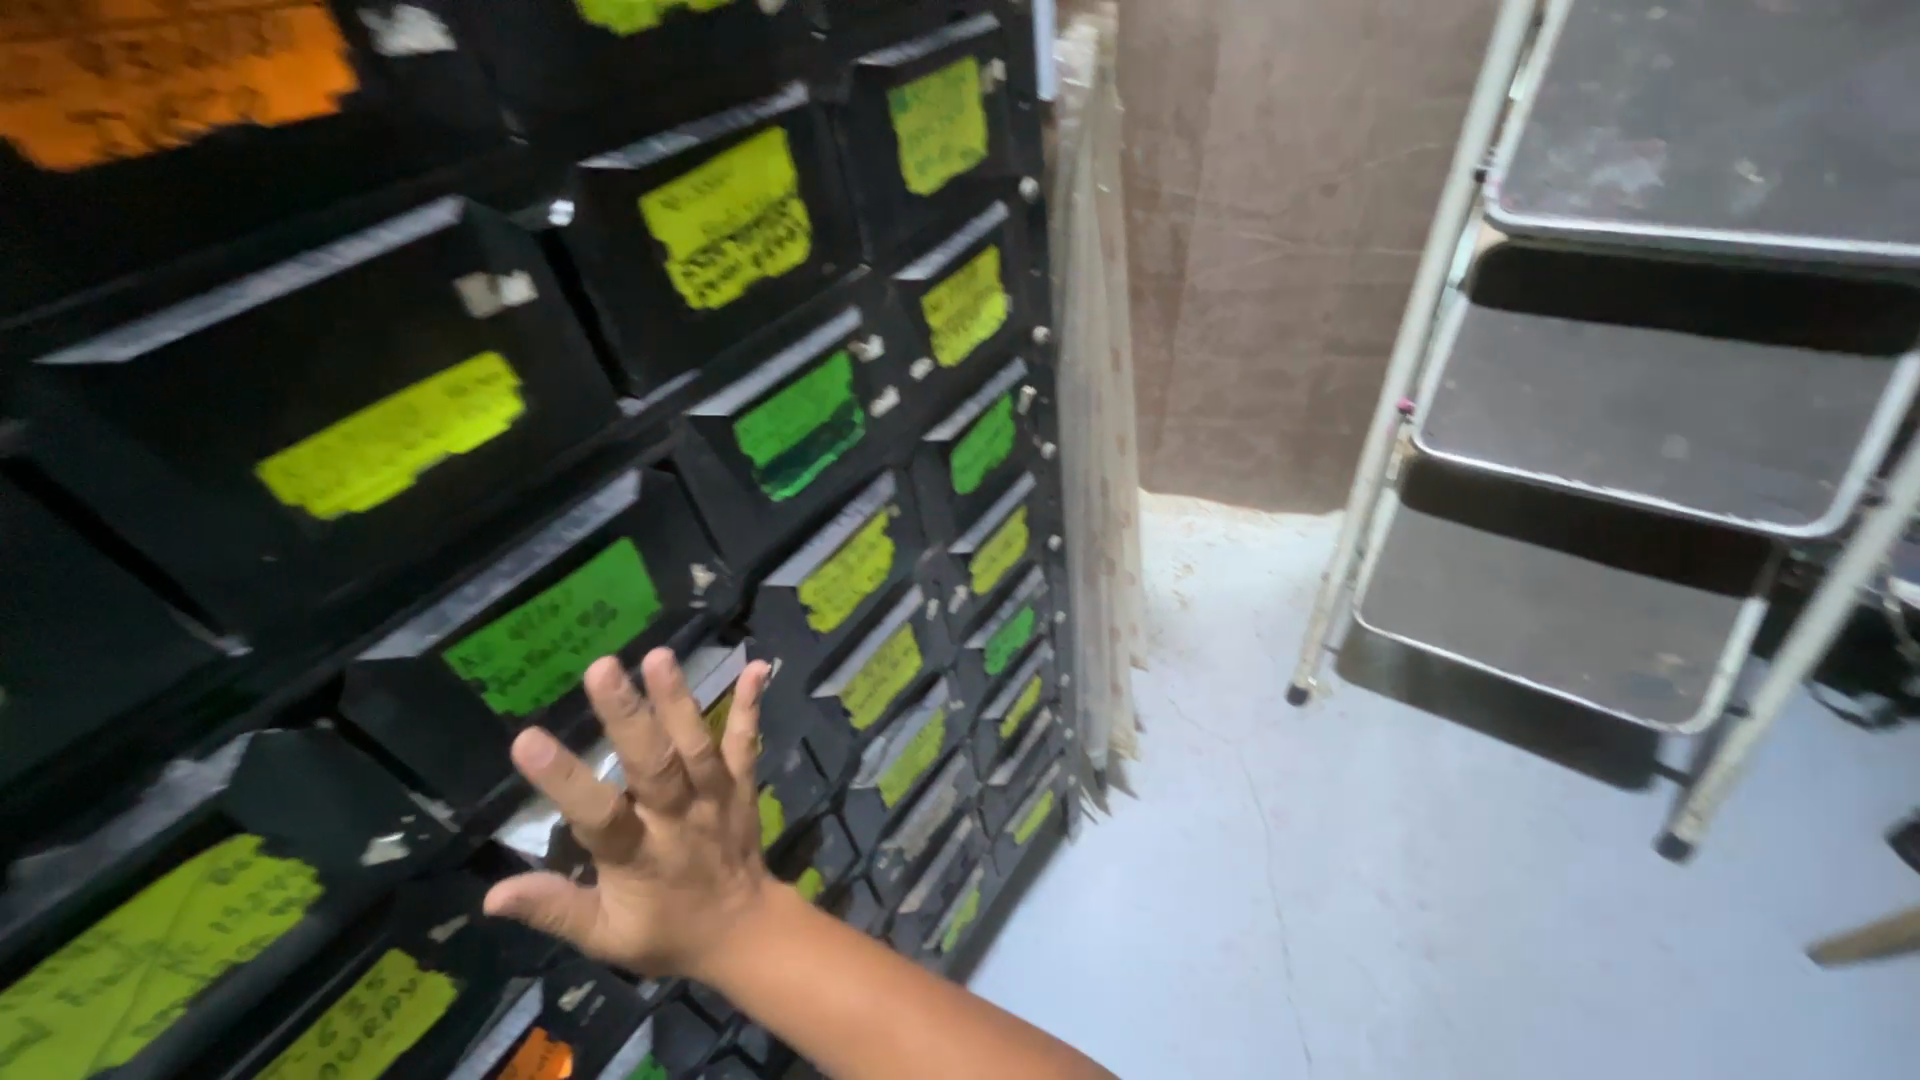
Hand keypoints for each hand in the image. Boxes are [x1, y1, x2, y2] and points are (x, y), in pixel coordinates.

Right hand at [483, 647, 778, 978]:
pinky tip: (757, 667)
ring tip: (659, 656)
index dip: (565, 780)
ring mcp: (716, 795)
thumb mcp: (605, 937)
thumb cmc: (666, 930)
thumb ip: (555, 909)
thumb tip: (491, 896)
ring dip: (679, 700)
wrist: (744, 929)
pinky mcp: (742, 783)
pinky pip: (747, 742)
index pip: (598, 815)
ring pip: (698, 746)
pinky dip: (752, 705)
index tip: (526, 739)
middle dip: (628, 717)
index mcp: (638, 856)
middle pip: (654, 765)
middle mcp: (678, 817)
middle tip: (602, 668)